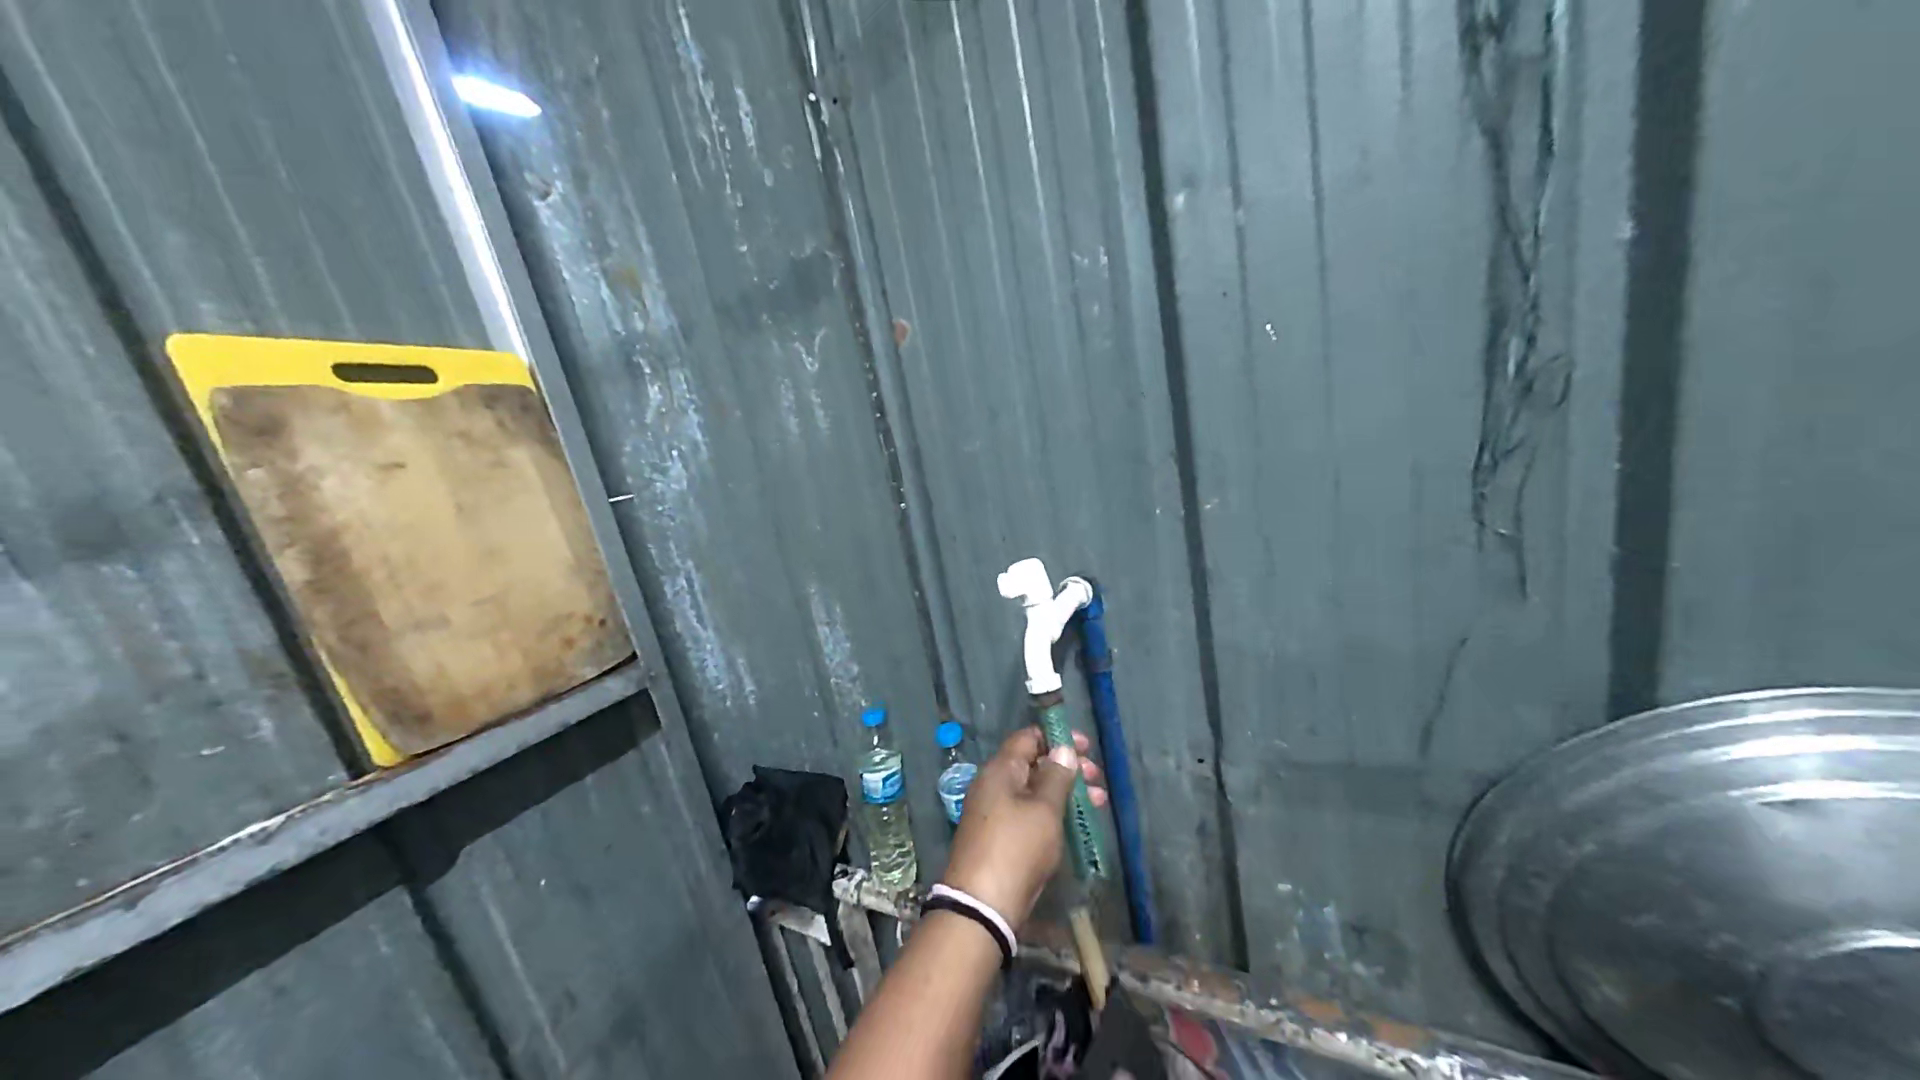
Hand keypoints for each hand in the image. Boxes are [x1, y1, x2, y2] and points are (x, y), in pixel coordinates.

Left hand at [939, 726, 1106, 930]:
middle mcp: (994, 784)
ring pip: (1034, 790)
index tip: (1086, 747)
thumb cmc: (1017, 847)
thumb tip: (1063, 749)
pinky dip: (1052, 811)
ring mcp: (996, 810)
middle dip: (1067, 767)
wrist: (983, 904)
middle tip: (1097, 778)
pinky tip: (1077, 821)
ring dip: (1065, 791)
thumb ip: (1056, 776)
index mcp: (1000, 769)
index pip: (1028, 738)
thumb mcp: (1044, 809)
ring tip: (1098, 802)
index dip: (1057, 737)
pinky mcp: (1000, 835)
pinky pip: (1029, 811)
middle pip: (1033, 763)